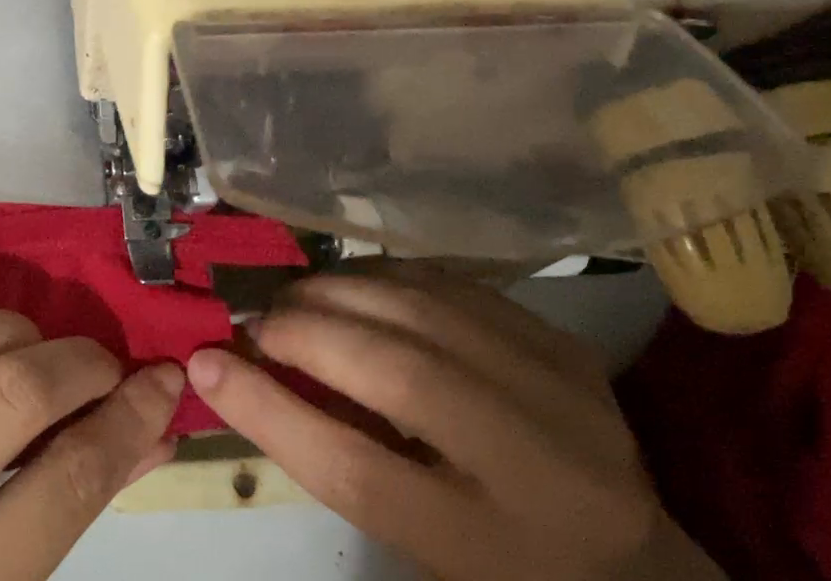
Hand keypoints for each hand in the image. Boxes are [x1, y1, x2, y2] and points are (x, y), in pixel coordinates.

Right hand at [187, 271, 724, 580]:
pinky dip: (384, 278)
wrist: (624, 556)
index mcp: (491, 545)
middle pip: (400, 372)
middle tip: (257, 324)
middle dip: (306, 330)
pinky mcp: (563, 341)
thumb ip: (329, 455)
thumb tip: (228, 371)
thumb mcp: (410, 537)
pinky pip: (454, 286)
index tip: (206, 363)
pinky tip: (354, 288)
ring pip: (426, 308)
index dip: (272, 410)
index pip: (361, 472)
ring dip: (340, 290)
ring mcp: (565, 389)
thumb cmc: (491, 559)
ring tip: (296, 300)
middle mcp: (544, 465)